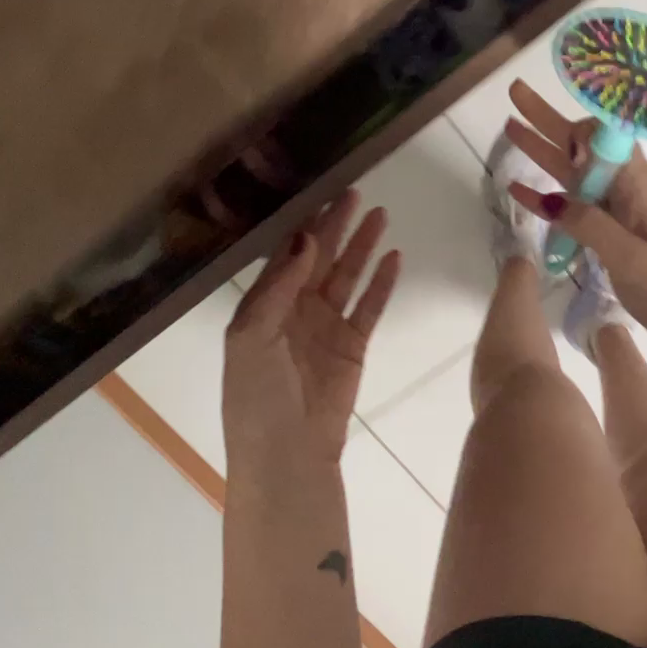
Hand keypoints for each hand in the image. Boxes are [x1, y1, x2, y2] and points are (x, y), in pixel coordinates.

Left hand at [222, 189, 400, 471]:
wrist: (288, 454)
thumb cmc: (257, 397)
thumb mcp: (251, 339)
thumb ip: (276, 288)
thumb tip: (303, 239)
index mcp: (264, 307)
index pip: (286, 256)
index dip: (304, 226)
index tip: (322, 194)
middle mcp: (296, 310)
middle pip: (320, 259)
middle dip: (337, 226)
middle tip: (355, 193)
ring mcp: (327, 327)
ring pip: (348, 276)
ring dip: (363, 247)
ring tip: (381, 215)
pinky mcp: (354, 345)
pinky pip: (370, 306)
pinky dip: (382, 283)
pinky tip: (395, 257)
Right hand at [501, 79, 646, 347]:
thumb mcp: (628, 255)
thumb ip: (589, 224)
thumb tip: (552, 199)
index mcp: (637, 184)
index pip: (606, 137)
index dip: (581, 130)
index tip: (566, 149)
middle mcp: (623, 188)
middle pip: (581, 146)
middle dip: (549, 120)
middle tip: (516, 93)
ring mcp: (613, 209)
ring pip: (571, 172)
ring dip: (541, 150)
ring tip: (509, 127)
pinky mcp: (604, 231)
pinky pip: (570, 206)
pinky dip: (544, 197)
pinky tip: (517, 188)